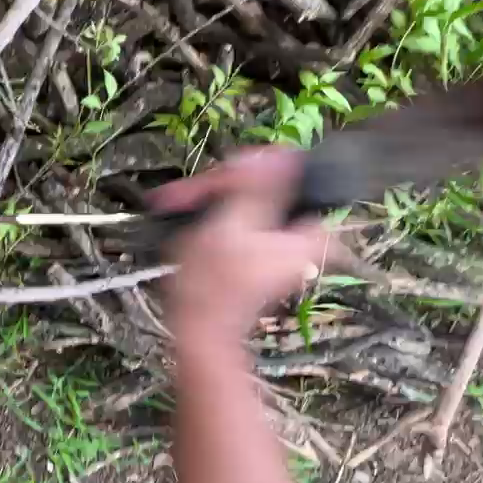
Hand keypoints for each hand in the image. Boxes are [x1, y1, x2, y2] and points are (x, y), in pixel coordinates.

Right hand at [150, 147, 331, 351]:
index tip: (207, 182)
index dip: (238, 174)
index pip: (280, 178)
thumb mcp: (230, 225)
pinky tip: (187, 217)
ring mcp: (280, 247)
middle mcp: (301, 237)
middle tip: (179, 196)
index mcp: (307, 229)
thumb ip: (257, 188)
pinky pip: (239, 223)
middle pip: (259, 191)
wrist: (200, 329)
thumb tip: (282, 153)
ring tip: (175, 205)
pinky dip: (214, 218)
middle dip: (216, 189)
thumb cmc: (213, 282)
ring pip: (244, 205)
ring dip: (210, 201)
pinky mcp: (260, 256)